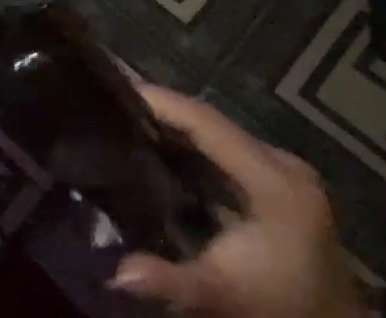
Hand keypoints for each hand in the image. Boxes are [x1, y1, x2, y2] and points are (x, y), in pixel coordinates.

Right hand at [112, 85, 366, 317]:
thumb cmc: (277, 307)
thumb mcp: (224, 298)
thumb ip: (174, 283)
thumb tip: (119, 273)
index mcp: (276, 182)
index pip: (207, 122)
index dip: (158, 101)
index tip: (106, 90)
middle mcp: (283, 166)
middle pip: (208, 122)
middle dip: (154, 113)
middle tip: (101, 108)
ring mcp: (283, 174)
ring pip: (213, 134)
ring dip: (167, 128)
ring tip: (115, 123)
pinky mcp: (276, 185)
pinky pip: (221, 150)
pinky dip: (185, 146)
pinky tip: (150, 151)